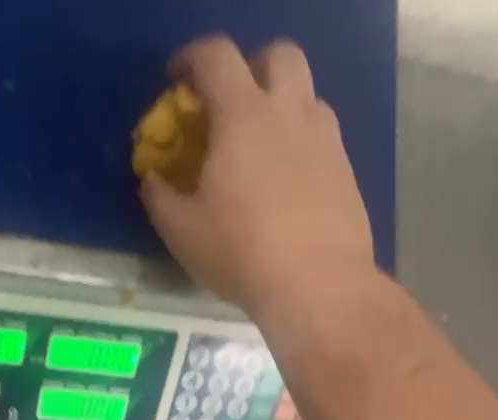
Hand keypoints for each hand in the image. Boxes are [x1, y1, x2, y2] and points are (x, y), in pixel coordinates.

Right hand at [141, 38, 378, 320]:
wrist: (318, 284)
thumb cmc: (240, 253)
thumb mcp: (182, 232)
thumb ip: (160, 198)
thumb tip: (152, 180)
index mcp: (243, 117)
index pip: (217, 57)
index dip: (192, 58)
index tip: (177, 79)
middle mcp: (289, 113)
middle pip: (278, 55)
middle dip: (250, 67)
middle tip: (229, 104)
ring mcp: (325, 139)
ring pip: (306, 94)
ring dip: (280, 105)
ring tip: (259, 147)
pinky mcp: (346, 169)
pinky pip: (321, 136)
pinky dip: (299, 142)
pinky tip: (285, 182)